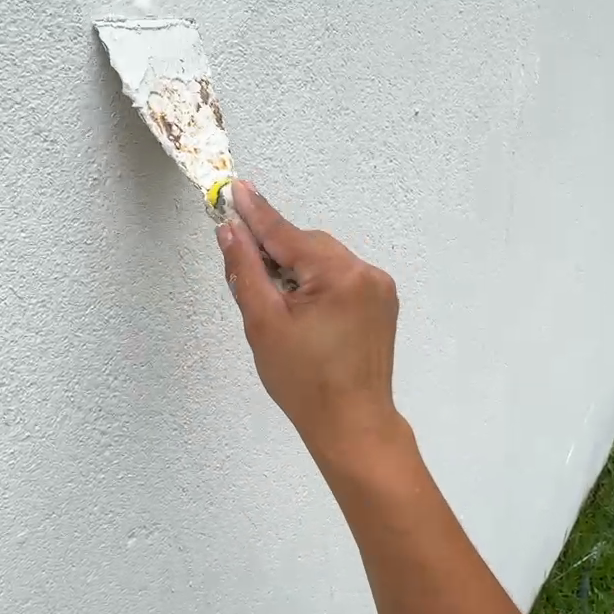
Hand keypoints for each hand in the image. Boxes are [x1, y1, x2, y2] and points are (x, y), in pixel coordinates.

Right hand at [216, 181, 403, 460]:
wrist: (352, 424)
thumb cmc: (305, 383)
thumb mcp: (263, 323)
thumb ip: (245, 271)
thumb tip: (231, 232)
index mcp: (340, 275)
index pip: (286, 234)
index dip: (256, 214)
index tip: (236, 189)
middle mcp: (367, 273)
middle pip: (309, 246)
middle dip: (277, 255)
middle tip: (248, 277)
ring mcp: (380, 289)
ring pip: (325, 262)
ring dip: (298, 272)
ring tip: (280, 309)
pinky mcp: (383, 305)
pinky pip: (342, 279)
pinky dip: (319, 285)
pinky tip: (304, 315)